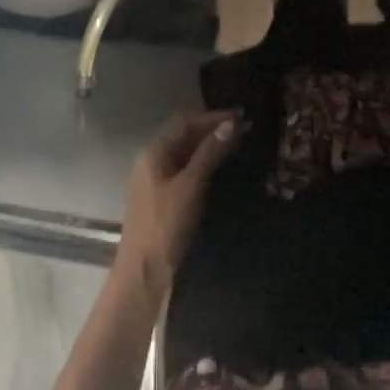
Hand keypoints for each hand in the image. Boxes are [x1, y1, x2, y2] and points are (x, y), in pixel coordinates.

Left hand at [117, 110, 239, 299]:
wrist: (144, 272)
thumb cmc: (166, 225)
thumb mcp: (190, 186)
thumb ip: (209, 154)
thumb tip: (230, 124)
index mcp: (153, 152)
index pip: (184, 122)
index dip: (212, 117)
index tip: (242, 117)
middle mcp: (151, 161)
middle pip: (183, 137)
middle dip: (212, 131)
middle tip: (246, 132)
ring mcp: (155, 181)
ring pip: (184, 155)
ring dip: (209, 149)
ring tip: (239, 148)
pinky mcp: (162, 200)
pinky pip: (184, 173)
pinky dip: (203, 167)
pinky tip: (221, 173)